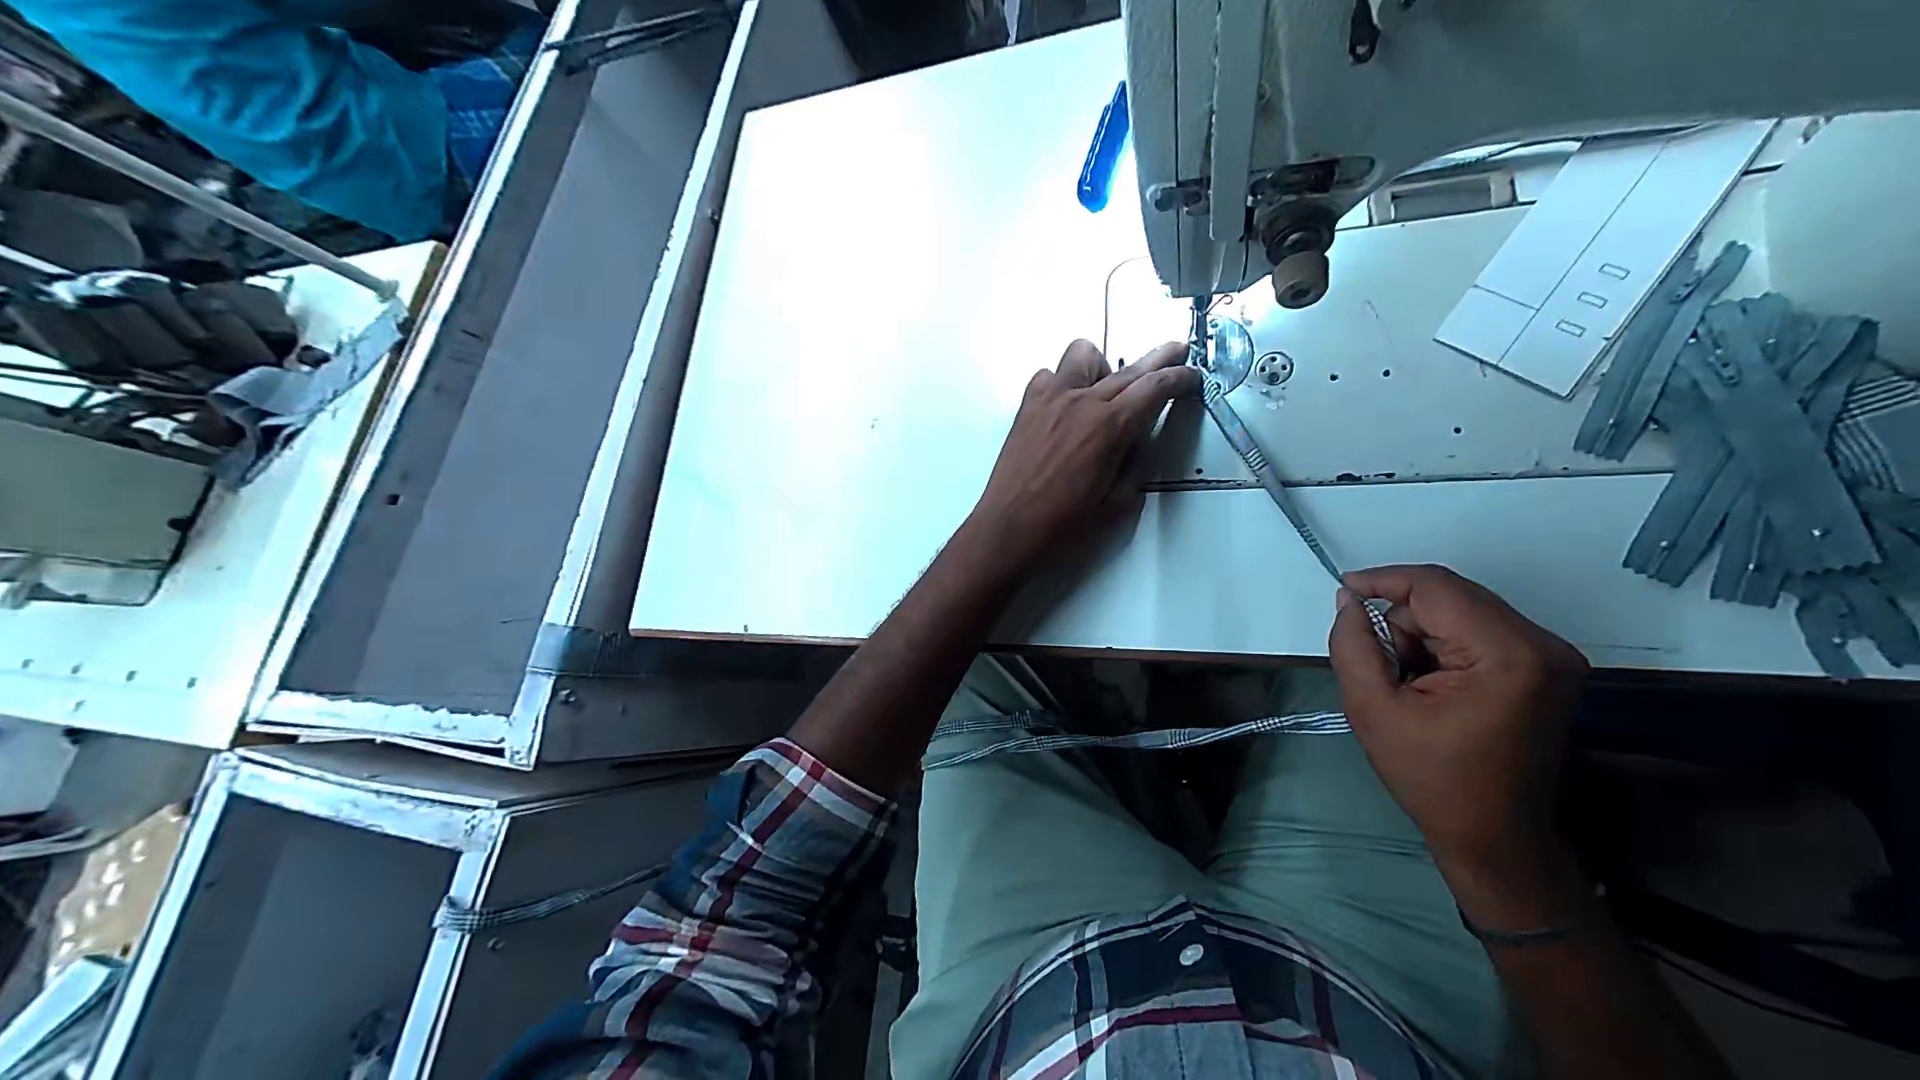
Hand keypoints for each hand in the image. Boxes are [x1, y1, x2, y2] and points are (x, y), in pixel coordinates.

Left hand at [966, 339, 1196, 571]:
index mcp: (1110, 427)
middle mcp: (1082, 403)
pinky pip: (1049, 375)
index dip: (1180, 378)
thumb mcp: (1117, 503)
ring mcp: (1050, 399)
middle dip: (1160, 358)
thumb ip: (1134, 465)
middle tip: (1176, 353)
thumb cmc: (1062, 525)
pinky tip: (1067, 403)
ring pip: (1083, 354)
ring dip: (1103, 365)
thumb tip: (1137, 442)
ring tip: (1106, 387)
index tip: (1191, 376)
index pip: (1156, 387)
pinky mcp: (1027, 406)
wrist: (1009, 528)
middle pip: (1130, 367)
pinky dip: (1063, 381)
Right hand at [1328, 565, 1588, 877]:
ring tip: (1410, 683)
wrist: (1494, 834)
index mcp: (1507, 655)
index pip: (1436, 587)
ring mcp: (1552, 655)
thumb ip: (1353, 643)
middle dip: (1402, 620)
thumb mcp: (1372, 708)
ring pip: (1461, 609)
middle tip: (1383, 666)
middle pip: (1450, 595)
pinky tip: (1433, 682)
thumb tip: (1349, 599)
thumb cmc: (1431, 778)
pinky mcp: (1547, 666)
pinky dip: (1444, 644)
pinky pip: (1478, 628)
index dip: (1383, 580)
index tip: (1343, 590)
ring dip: (1422, 634)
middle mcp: (1542, 645)